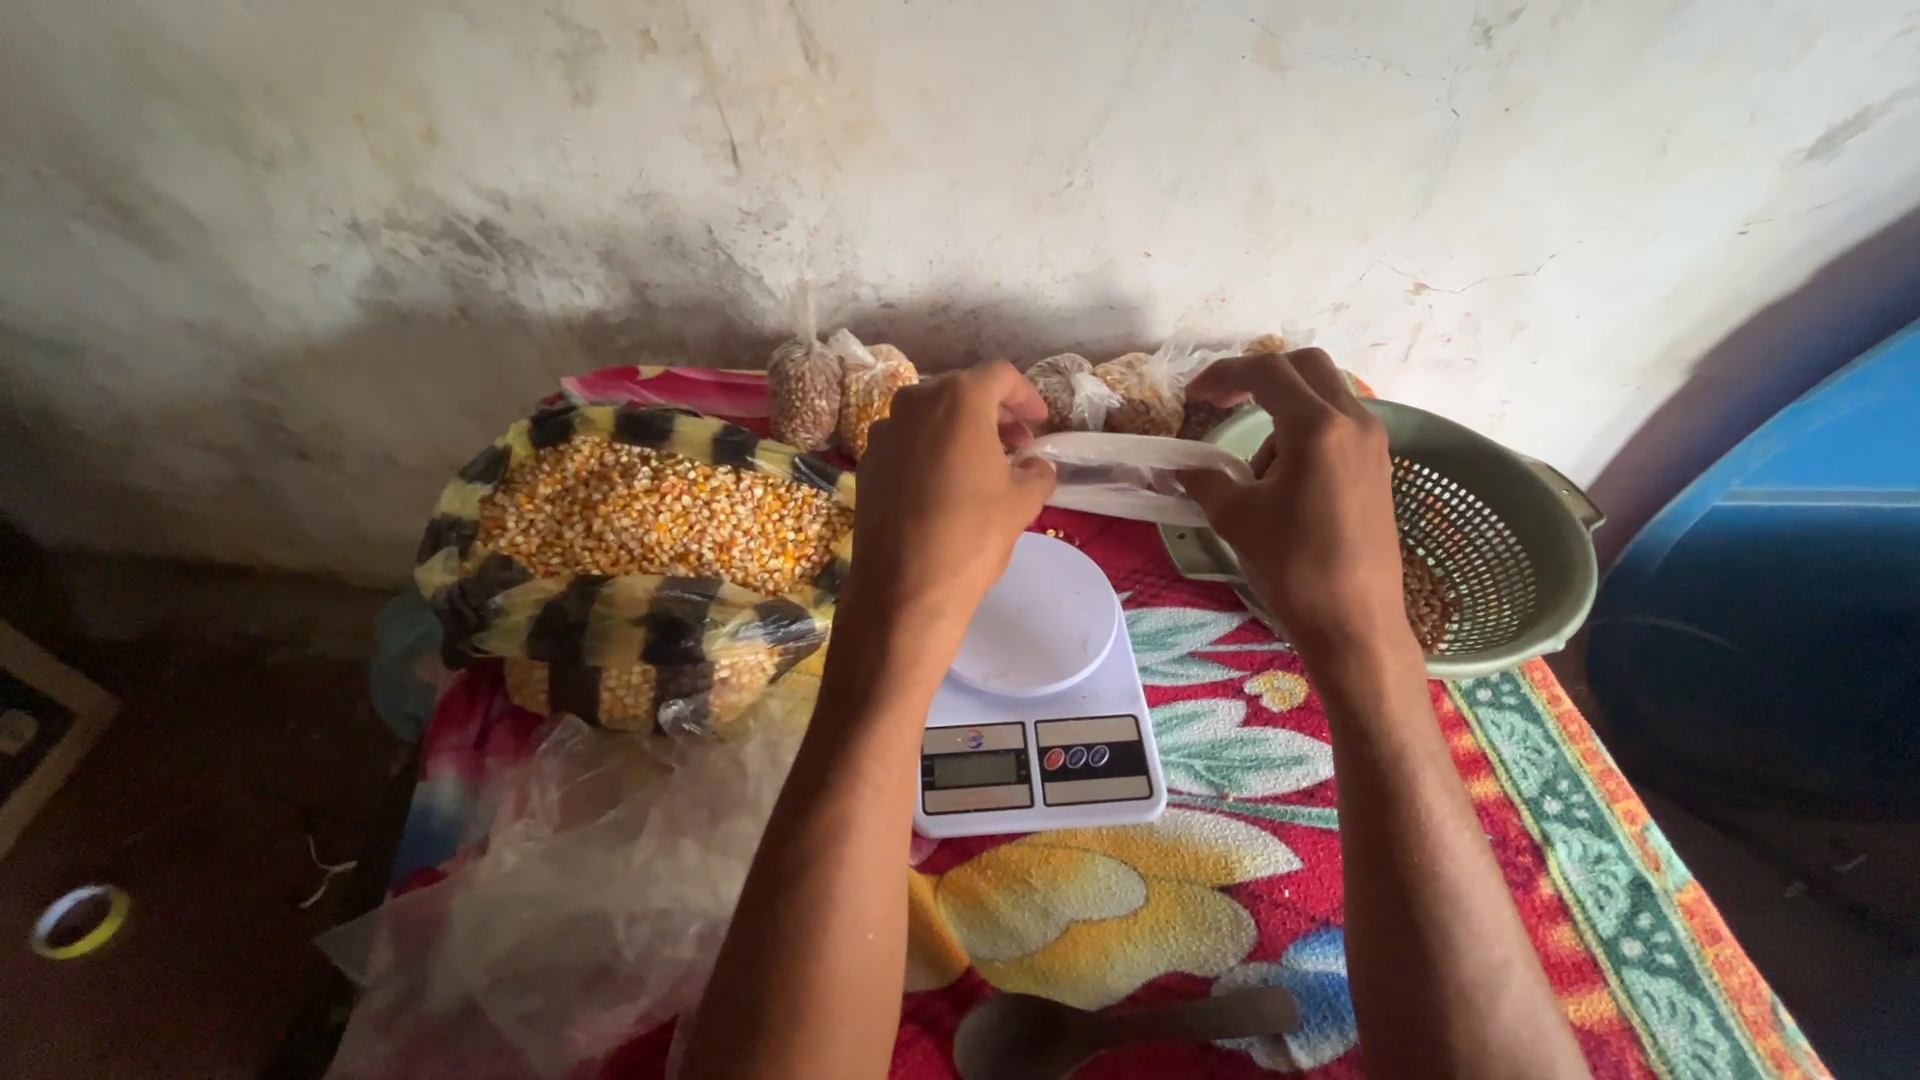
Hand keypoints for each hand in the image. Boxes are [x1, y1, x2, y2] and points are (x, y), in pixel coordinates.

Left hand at [842, 361, 1056, 650]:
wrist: (904, 587)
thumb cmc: (971, 536)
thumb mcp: (1022, 503)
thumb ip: (1037, 472)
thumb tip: (1038, 466)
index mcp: (958, 399)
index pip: (1000, 376)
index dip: (1026, 396)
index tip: (1039, 423)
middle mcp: (914, 403)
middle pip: (961, 391)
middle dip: (992, 413)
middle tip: (1016, 444)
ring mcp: (884, 432)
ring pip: (929, 416)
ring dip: (957, 431)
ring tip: (979, 464)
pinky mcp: (867, 463)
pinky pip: (905, 443)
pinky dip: (928, 451)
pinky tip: (943, 485)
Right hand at [1179, 349, 1412, 658]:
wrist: (1355, 622)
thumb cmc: (1293, 567)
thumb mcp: (1235, 518)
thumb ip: (1206, 480)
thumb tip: (1186, 469)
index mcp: (1317, 428)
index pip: (1267, 372)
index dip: (1223, 374)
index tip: (1193, 396)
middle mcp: (1354, 422)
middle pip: (1305, 366)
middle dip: (1258, 376)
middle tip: (1222, 401)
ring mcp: (1373, 443)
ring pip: (1323, 396)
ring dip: (1280, 413)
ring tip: (1253, 473)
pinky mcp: (1378, 467)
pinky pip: (1337, 425)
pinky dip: (1303, 433)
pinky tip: (1283, 481)